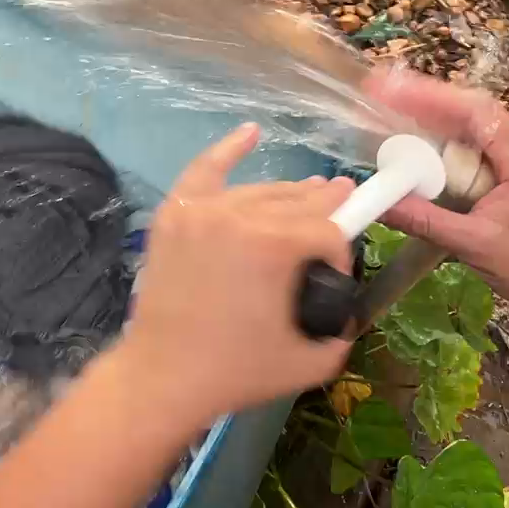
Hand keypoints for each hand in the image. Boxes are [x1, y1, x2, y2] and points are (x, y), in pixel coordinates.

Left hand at [117, 124, 356, 427]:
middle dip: (326, 207)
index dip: (339, 253)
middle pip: (297, 201)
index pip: (327, 230)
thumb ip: (340, 331)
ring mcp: (201, 210)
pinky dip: (229, 149)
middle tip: (346, 204)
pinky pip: (204, 170)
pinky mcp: (174, 214)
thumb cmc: (236, 370)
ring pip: (259, 191)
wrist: (162, 374)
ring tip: (313, 191)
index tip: (333, 277)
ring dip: (291, 192)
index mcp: (275, 246)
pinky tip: (251, 133)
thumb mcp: (309, 360)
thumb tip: (345, 312)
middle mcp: (239, 216)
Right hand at [365, 69, 508, 324]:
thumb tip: (377, 203)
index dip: (429, 97)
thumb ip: (425, 220)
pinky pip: (477, 145)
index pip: (474, 112)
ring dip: (435, 116)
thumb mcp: (474, 244)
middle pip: (472, 110)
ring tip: (392, 107)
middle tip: (381, 91)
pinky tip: (421, 142)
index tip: (390, 91)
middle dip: (426, 98)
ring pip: (474, 126)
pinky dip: (446, 139)